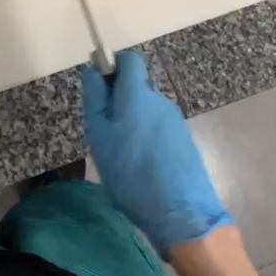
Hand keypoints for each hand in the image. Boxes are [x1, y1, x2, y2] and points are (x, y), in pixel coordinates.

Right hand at [82, 50, 232, 255]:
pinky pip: (157, 129)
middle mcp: (159, 101)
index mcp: (138, 94)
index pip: (129, 60)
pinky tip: (140, 167)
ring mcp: (175, 122)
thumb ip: (95, 99)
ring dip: (130, 123)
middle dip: (117, 101)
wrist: (182, 216)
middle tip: (102, 132)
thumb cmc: (131, 173)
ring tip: (120, 155)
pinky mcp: (183, 142)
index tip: (97, 86)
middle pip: (135, 87)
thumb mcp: (99, 136)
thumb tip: (92, 71)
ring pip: (145, 111)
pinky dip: (145, 138)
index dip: (112, 65)